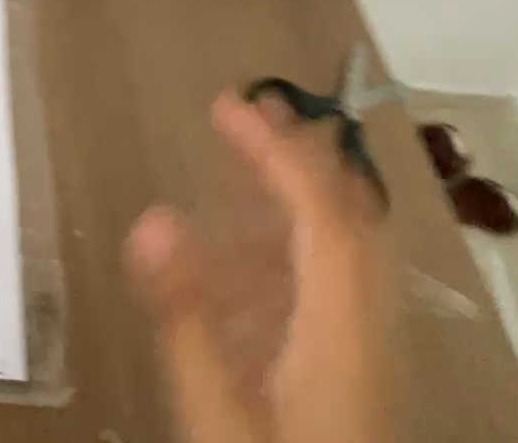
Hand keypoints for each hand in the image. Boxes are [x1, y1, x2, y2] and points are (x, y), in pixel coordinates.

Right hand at [126, 92, 400, 442]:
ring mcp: (360, 353)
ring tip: (237, 157)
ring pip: (339, 251)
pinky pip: (320, 287)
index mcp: (342, 334)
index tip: (227, 106)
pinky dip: (280, 249)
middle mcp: (364, 331)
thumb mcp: (218, 417)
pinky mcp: (346, 373)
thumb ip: (186, 318)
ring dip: (290, 196)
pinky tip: (234, 254)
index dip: (278, 153)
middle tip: (243, 112)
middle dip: (297, 157)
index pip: (323, 217)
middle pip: (349, 221)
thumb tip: (153, 219)